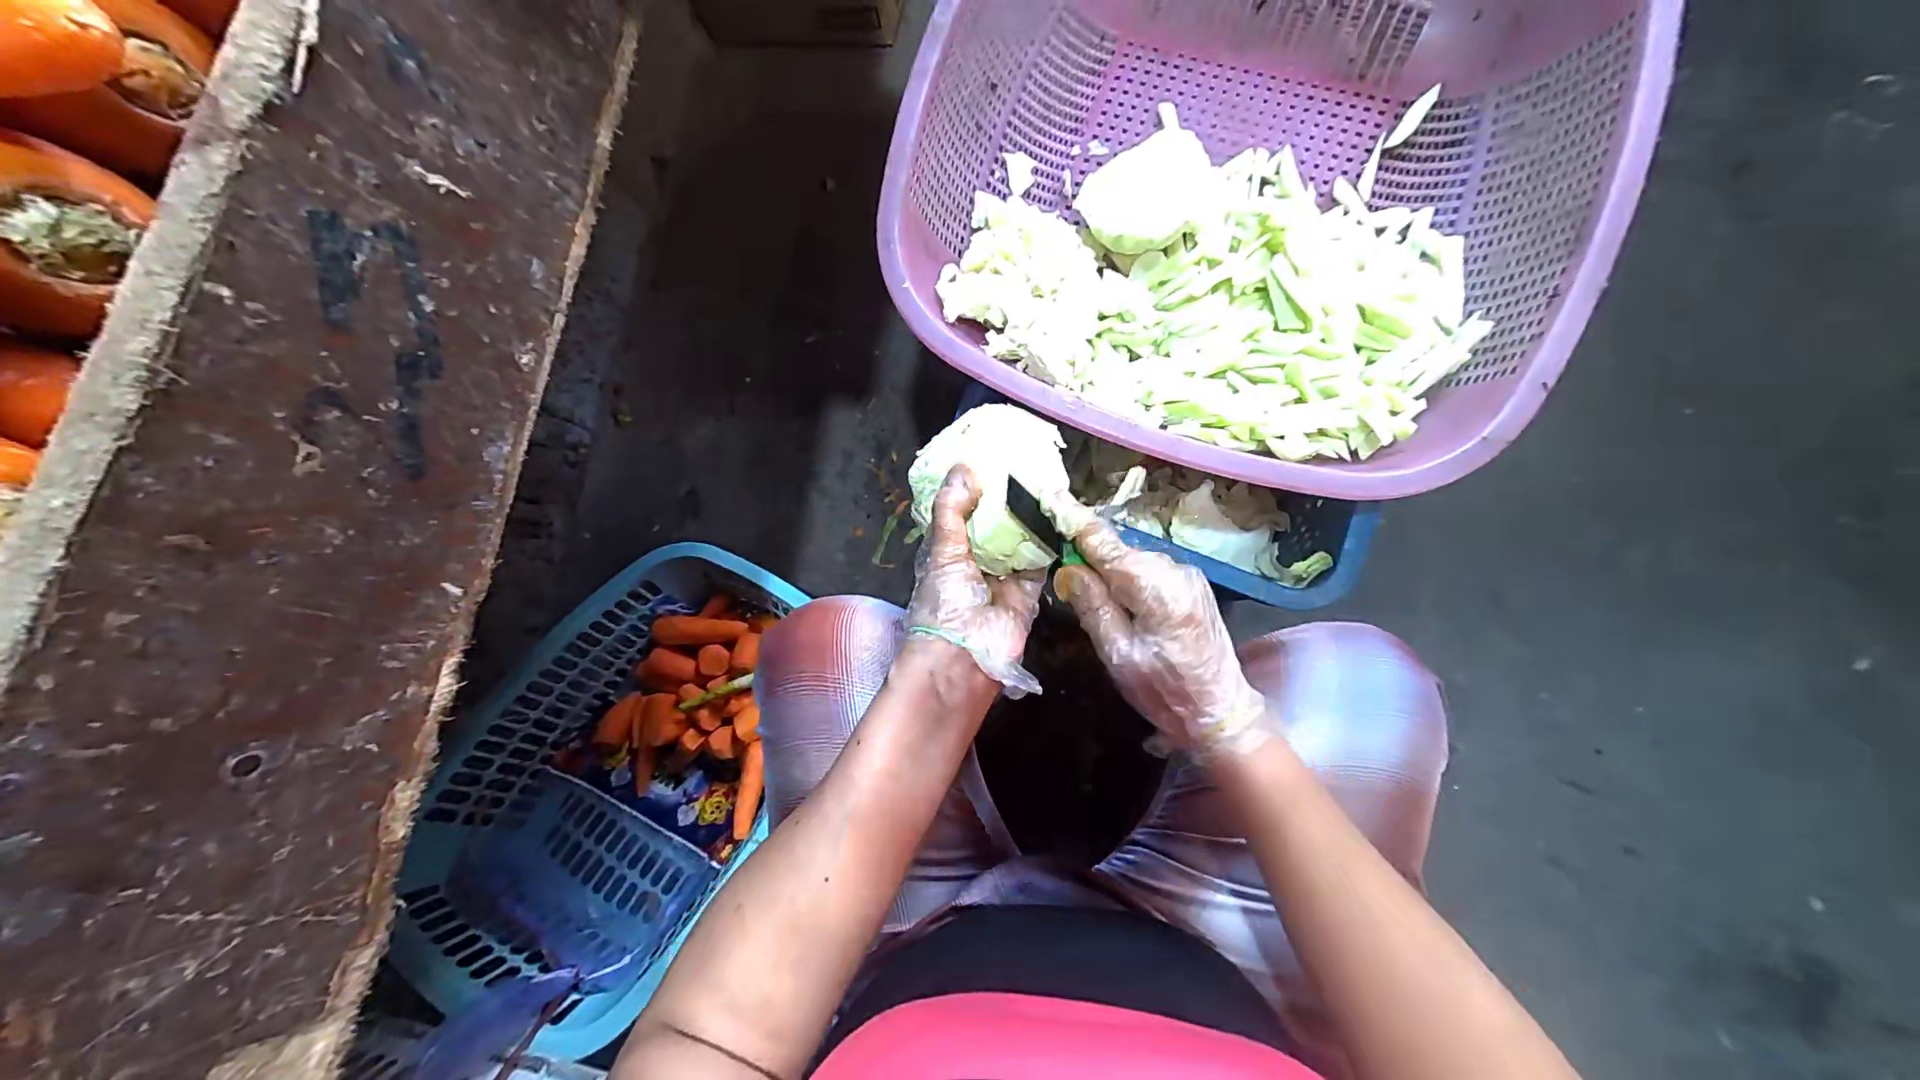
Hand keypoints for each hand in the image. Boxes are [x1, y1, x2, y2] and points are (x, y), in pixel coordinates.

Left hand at [904, 465, 1044, 695]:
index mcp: (947, 553)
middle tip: (1026, 465)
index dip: (974, 491)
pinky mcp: (1028, 593)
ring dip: (1030, 519)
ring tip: (1045, 482)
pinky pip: (1040, 562)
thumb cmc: (943, 602)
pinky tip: (1057, 514)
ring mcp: (1003, 579)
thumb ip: (952, 510)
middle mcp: (975, 564)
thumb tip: (965, 467)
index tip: (991, 460)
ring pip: (1019, 541)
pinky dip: (1048, 542)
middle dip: (1007, 502)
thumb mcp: (942, 550)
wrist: (963, 660)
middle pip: (994, 526)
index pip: (961, 514)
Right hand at [1053, 519, 1268, 757]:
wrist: (1219, 710)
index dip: (1075, 520)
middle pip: (1117, 550)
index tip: (1051, 497)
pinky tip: (1119, 601)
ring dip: (1106, 569)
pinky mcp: (1190, 583)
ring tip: (1090, 597)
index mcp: (1155, 585)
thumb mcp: (1117, 654)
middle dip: (1087, 555)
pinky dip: (1125, 577)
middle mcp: (1174, 569)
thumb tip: (1069, 567)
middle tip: (1061, 575)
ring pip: (1131, 559)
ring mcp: (1186, 574)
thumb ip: (1092, 605)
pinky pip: (1146, 570)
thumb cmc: (1164, 689)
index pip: (1104, 543)